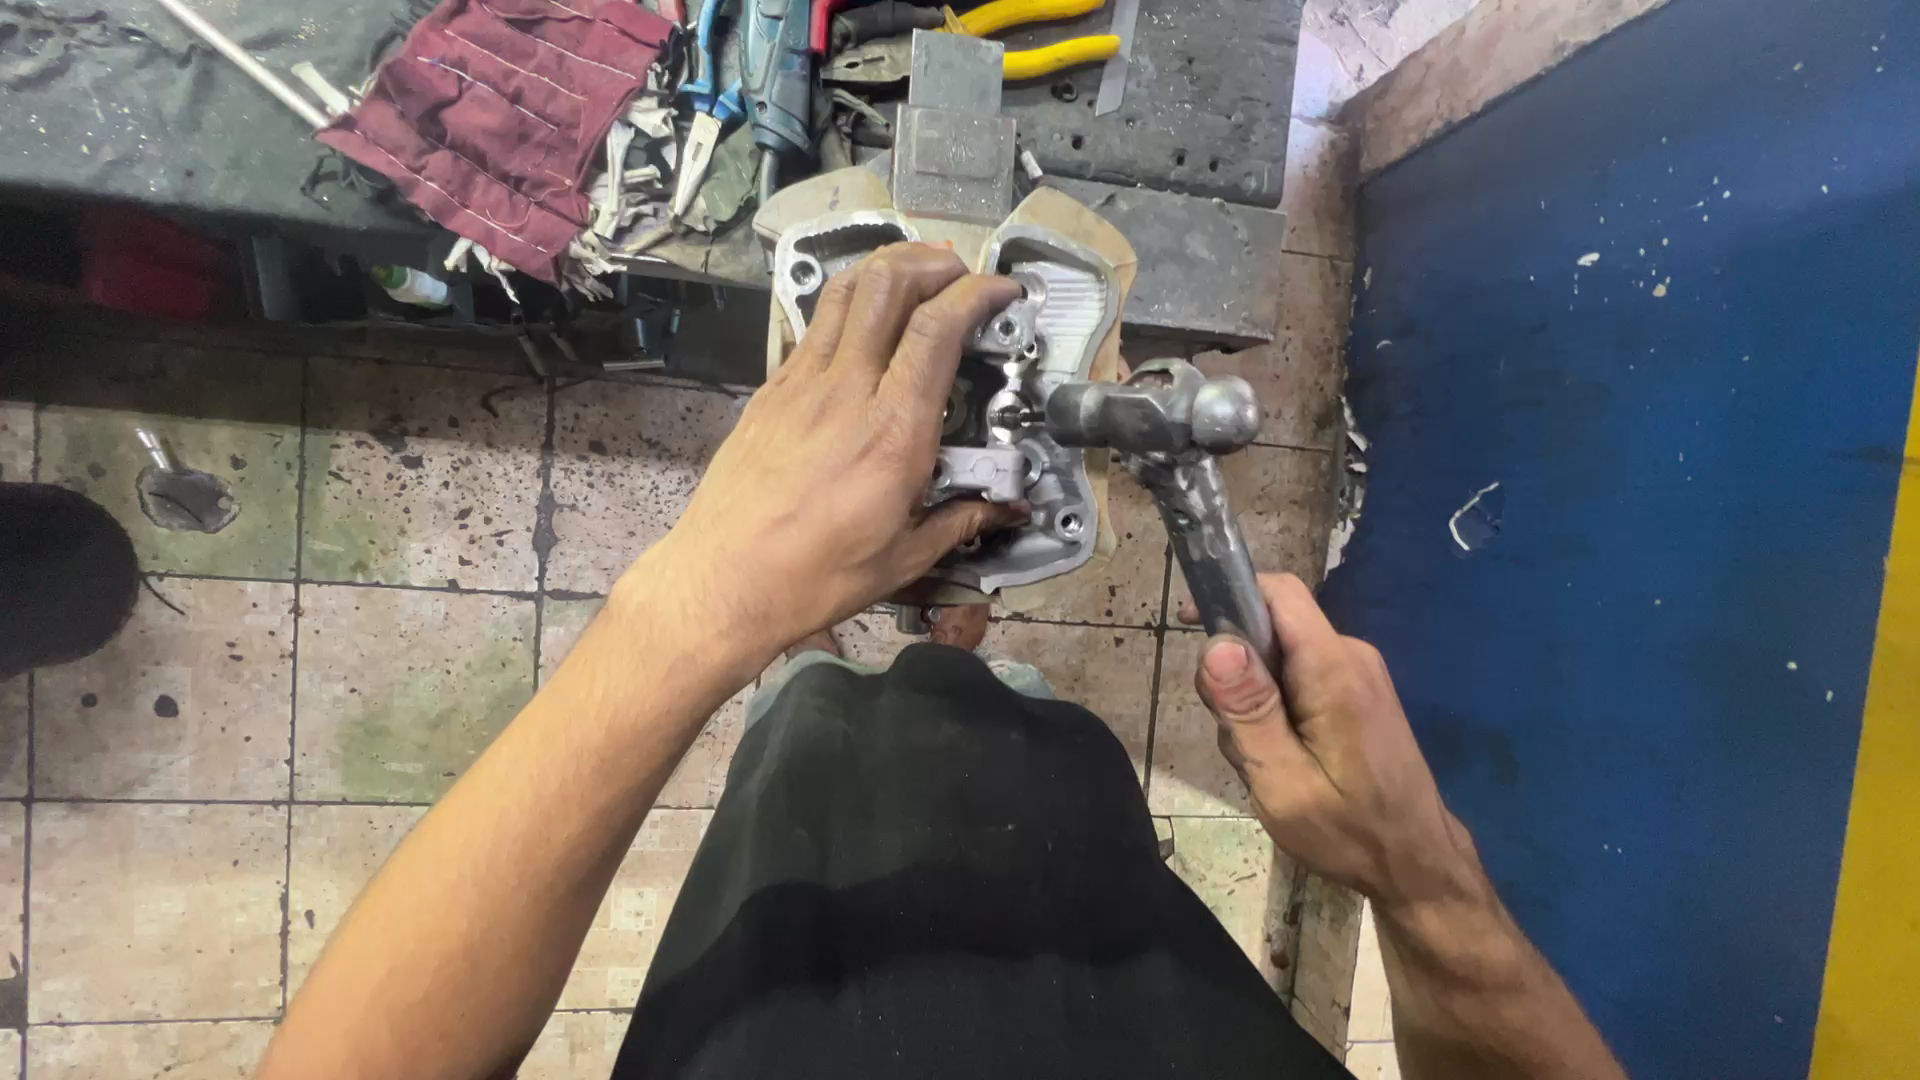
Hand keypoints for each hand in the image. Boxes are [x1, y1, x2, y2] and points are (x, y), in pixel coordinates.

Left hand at [633, 244, 1024, 655]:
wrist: (725, 580)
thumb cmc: (816, 576)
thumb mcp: (904, 557)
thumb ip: (961, 521)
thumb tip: (1007, 509)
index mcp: (892, 433)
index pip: (936, 329)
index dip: (976, 293)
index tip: (1001, 290)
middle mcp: (847, 391)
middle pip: (887, 285)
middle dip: (932, 262)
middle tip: (961, 274)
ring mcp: (801, 384)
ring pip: (846, 292)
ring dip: (888, 268)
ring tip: (918, 276)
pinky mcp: (772, 390)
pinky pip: (816, 326)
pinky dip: (851, 304)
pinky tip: (867, 326)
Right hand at [1183, 574, 1488, 914]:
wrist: (1417, 867)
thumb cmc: (1349, 832)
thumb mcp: (1283, 782)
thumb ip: (1248, 712)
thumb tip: (1216, 645)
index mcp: (1334, 670)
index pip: (1279, 592)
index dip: (1230, 594)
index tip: (1190, 626)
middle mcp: (1348, 656)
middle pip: (1268, 628)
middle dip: (1235, 673)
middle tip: (1235, 737)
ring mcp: (1353, 672)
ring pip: (1274, 657)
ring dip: (1252, 700)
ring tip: (1262, 760)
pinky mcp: (1351, 690)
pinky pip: (1293, 677)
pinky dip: (1272, 709)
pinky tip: (1280, 756)